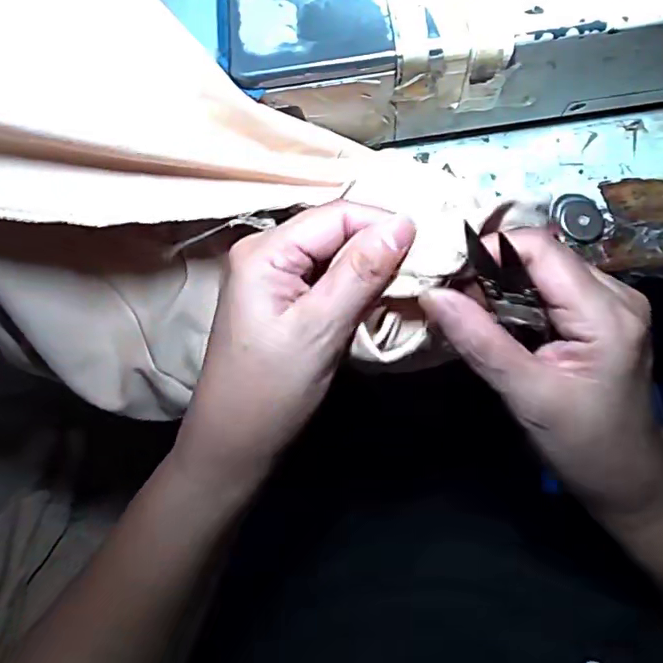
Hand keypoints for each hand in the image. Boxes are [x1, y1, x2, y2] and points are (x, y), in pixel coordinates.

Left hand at [176, 202, 414, 485]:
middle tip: (424, 267)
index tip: (428, 249)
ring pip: (338, 249)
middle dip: (381, 243)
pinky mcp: (286, 293)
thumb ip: (361, 272)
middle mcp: (267, 249)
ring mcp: (275, 271)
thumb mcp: (321, 329)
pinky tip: (380, 295)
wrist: (234, 447)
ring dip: (373, 263)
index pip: (338, 215)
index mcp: (265, 250)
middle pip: (338, 227)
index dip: (384, 224)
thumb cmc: (271, 392)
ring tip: (409, 281)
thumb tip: (405, 222)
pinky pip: (330, 271)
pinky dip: (359, 280)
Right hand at [420, 229, 662, 524]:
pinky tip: (501, 320)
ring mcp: (614, 300)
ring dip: (505, 284)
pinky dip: (521, 296)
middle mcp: (617, 293)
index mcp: (607, 313)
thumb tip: (433, 295)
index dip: (491, 250)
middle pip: (543, 255)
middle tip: (455, 298)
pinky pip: (554, 286)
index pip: (541, 249)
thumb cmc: (586, 447)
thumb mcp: (528, 397)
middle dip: (493, 270)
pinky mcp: (604, 311)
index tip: (450, 275)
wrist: (632, 480)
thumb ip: (480, 342)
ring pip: (546, 268)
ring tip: (472, 310)